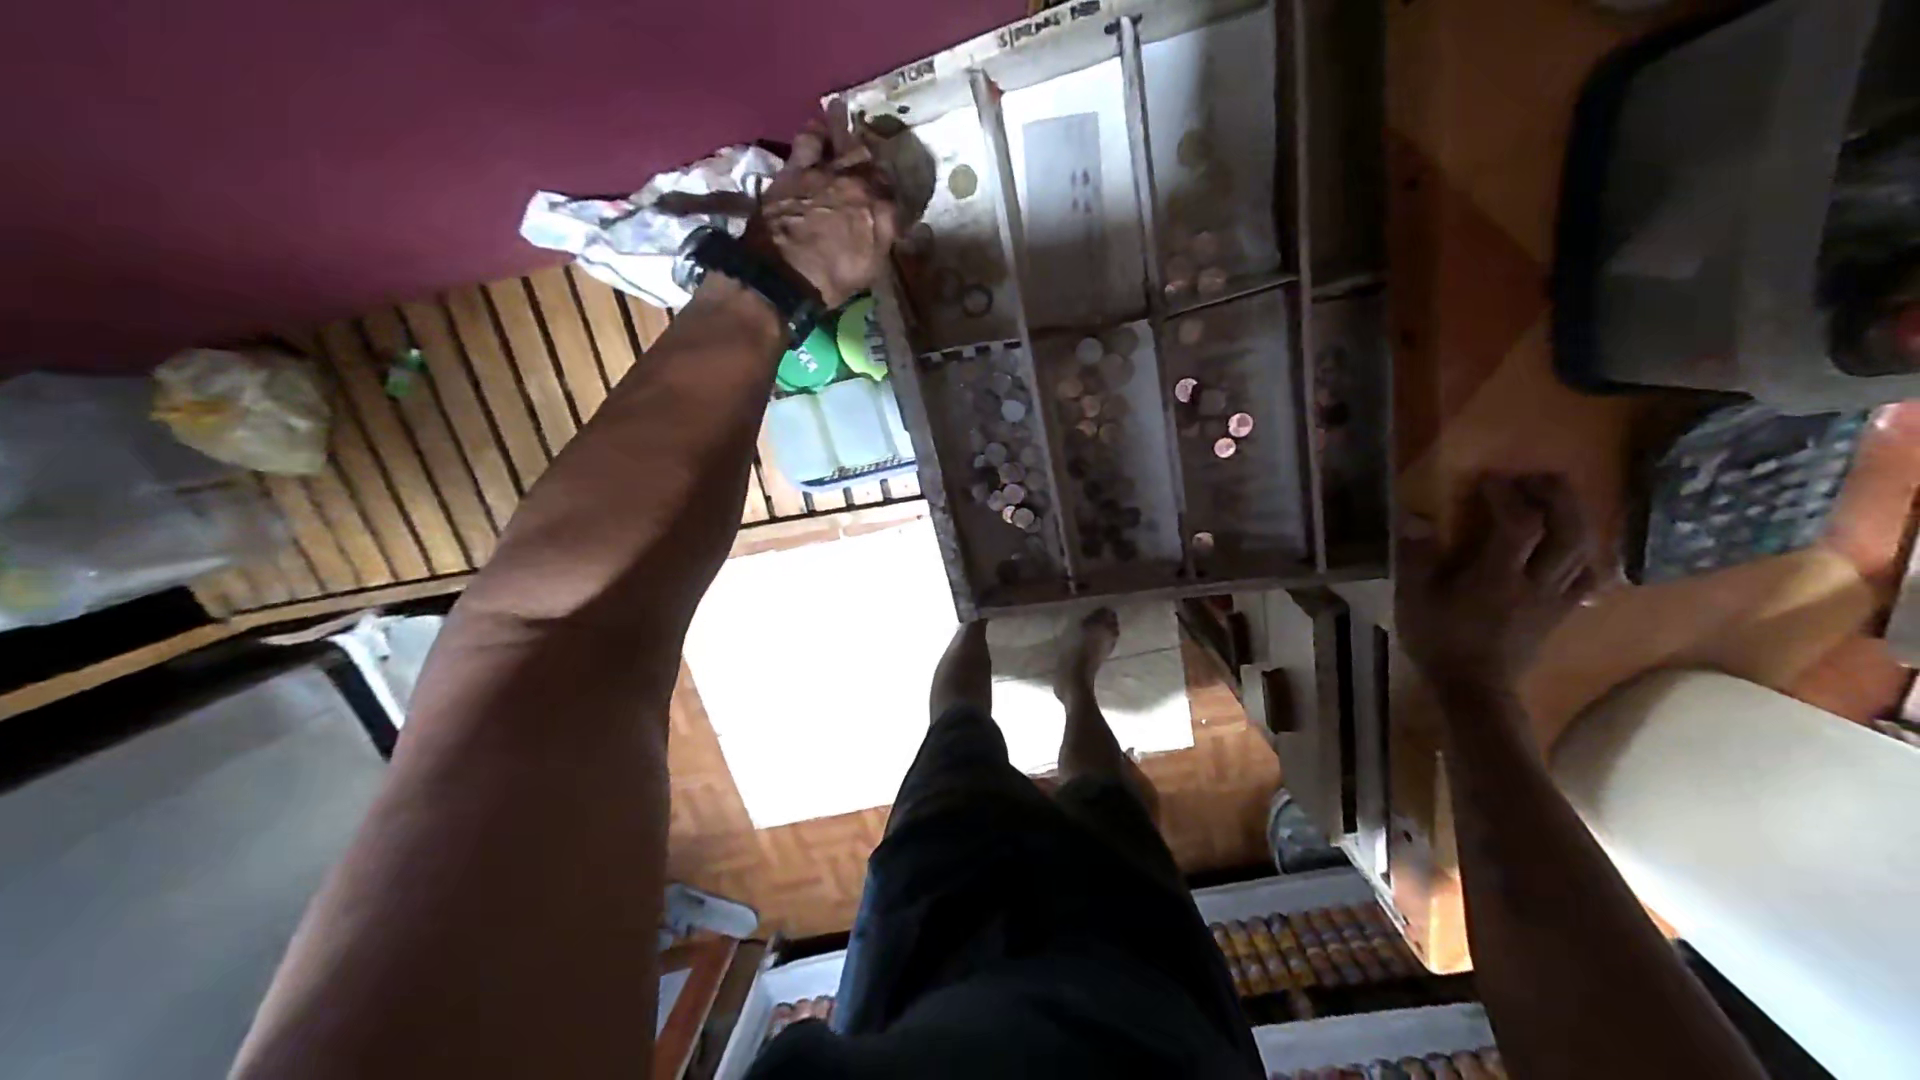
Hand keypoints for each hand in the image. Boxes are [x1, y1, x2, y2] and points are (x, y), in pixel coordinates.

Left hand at [748, 106, 900, 309]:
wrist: (785, 273)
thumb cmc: (832, 281)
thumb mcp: (871, 270)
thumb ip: (884, 241)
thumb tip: (898, 227)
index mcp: (884, 212)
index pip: (899, 200)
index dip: (897, 200)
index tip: (896, 202)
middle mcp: (862, 184)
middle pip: (875, 163)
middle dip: (877, 159)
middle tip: (877, 152)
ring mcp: (829, 171)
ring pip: (845, 141)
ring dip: (846, 128)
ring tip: (845, 111)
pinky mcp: (797, 168)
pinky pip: (809, 140)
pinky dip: (815, 132)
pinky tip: (816, 125)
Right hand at [1396, 473, 1599, 696]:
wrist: (1475, 688)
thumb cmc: (1439, 641)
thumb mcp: (1413, 600)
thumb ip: (1417, 559)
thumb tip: (1414, 519)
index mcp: (1497, 577)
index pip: (1519, 525)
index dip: (1508, 496)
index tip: (1489, 480)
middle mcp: (1537, 582)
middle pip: (1567, 530)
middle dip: (1556, 497)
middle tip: (1536, 477)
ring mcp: (1557, 597)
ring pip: (1585, 549)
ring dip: (1576, 517)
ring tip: (1556, 501)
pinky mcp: (1564, 610)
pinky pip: (1589, 574)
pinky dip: (1586, 551)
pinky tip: (1574, 545)